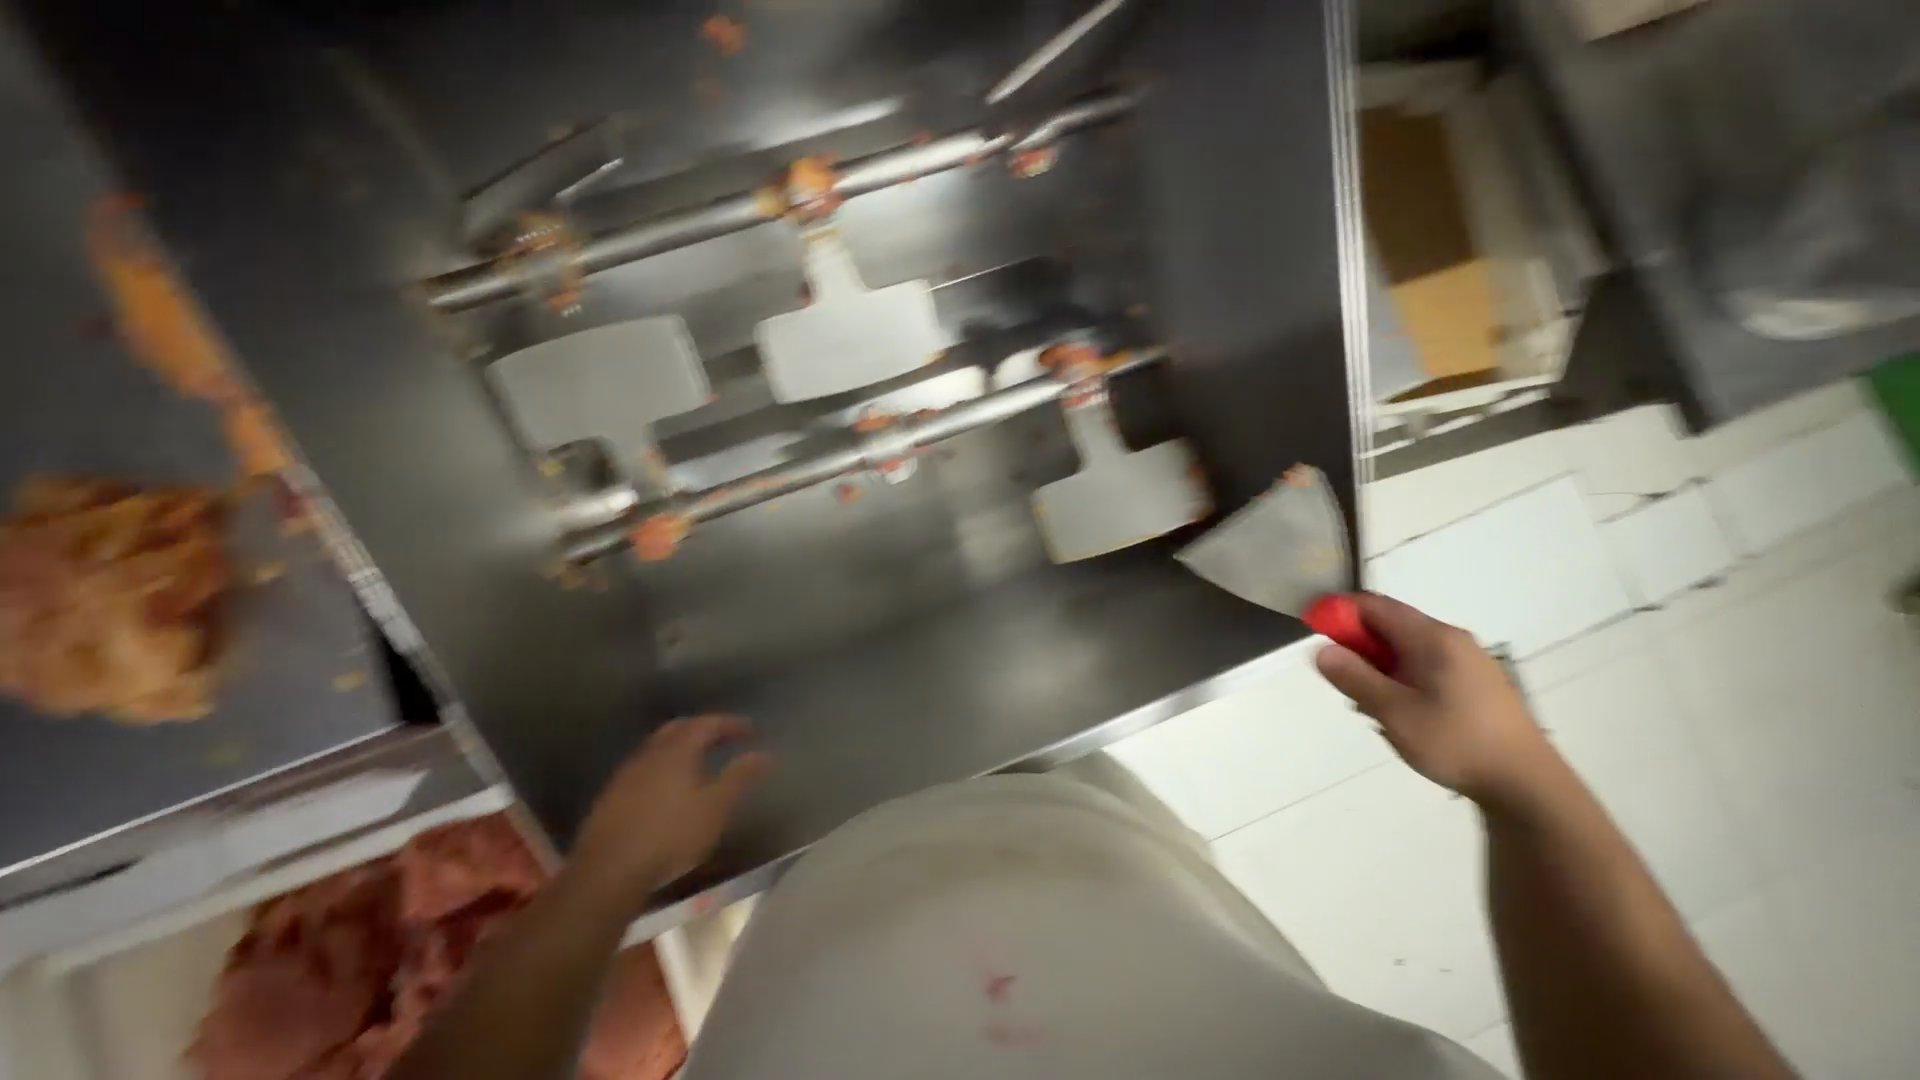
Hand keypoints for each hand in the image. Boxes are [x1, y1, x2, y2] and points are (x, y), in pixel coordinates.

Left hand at [568, 714, 770, 912]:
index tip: (750, 730)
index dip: (730, 723)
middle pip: (678, 728)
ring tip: (700, 763)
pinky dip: (663, 767)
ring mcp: (626, 774)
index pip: (706, 723)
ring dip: (681, 748)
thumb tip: (764, 754)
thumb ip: (740, 777)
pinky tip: (669, 789)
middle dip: (703, 729)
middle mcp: (649, 754)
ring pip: (657, 748)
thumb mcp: (716, 808)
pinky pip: (644, 768)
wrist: (609, 871)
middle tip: (724, 739)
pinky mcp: (612, 796)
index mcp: (677, 750)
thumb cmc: (671, 835)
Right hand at [1313, 594, 1559, 807]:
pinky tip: (1403, 718)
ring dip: (1379, 671)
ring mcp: (1469, 662)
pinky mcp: (1477, 686)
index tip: (1314, 633)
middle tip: (1344, 685)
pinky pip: (1426, 669)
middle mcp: (1452, 640)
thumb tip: (1321, 649)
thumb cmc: (1456, 742)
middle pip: (1391, 627)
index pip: (1375, 606)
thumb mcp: (1394, 712)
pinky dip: (1402, 682)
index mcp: (1433, 638)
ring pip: (1407, 652)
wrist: (1526, 784)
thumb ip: (1355, 678)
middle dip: (1358, 649)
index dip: (1339, 613)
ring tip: (1374, 711)